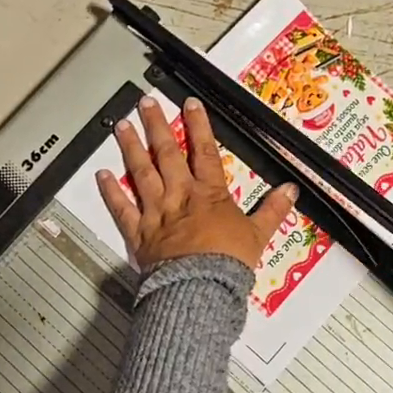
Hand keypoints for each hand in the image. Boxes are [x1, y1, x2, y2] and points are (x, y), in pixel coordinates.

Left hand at [97, 96, 297, 270]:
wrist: (200, 289)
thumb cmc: (227, 264)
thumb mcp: (258, 235)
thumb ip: (273, 210)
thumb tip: (291, 192)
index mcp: (210, 195)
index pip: (204, 151)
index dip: (198, 125)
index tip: (190, 104)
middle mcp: (180, 197)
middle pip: (167, 154)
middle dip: (157, 125)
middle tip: (146, 103)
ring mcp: (157, 213)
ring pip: (141, 173)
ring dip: (131, 148)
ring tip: (122, 126)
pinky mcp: (140, 234)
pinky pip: (122, 209)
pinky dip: (111, 192)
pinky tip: (101, 175)